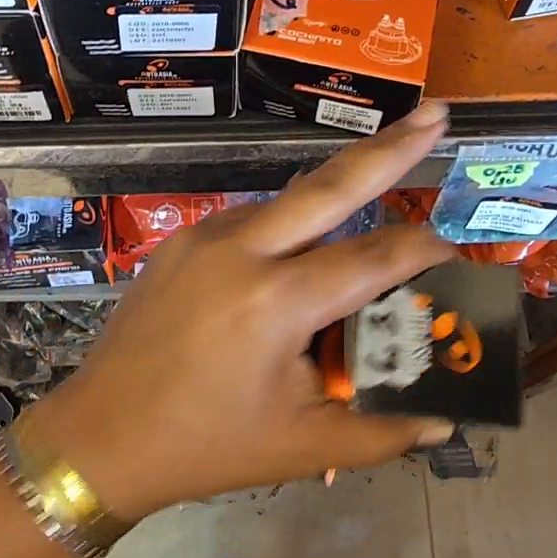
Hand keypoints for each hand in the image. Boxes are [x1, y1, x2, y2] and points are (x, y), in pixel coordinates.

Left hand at [25, 103, 459, 518]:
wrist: (101, 434)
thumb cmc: (207, 445)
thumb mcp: (303, 445)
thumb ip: (382, 430)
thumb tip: (445, 421)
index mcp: (276, 300)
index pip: (373, 260)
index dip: (423, 252)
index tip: (454, 253)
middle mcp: (240, 249)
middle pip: (329, 185)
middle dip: (389, 146)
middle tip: (438, 112)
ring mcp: (203, 237)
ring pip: (287, 201)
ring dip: (334, 194)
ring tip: (379, 181)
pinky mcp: (180, 241)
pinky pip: (250, 221)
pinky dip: (286, 226)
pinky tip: (301, 249)